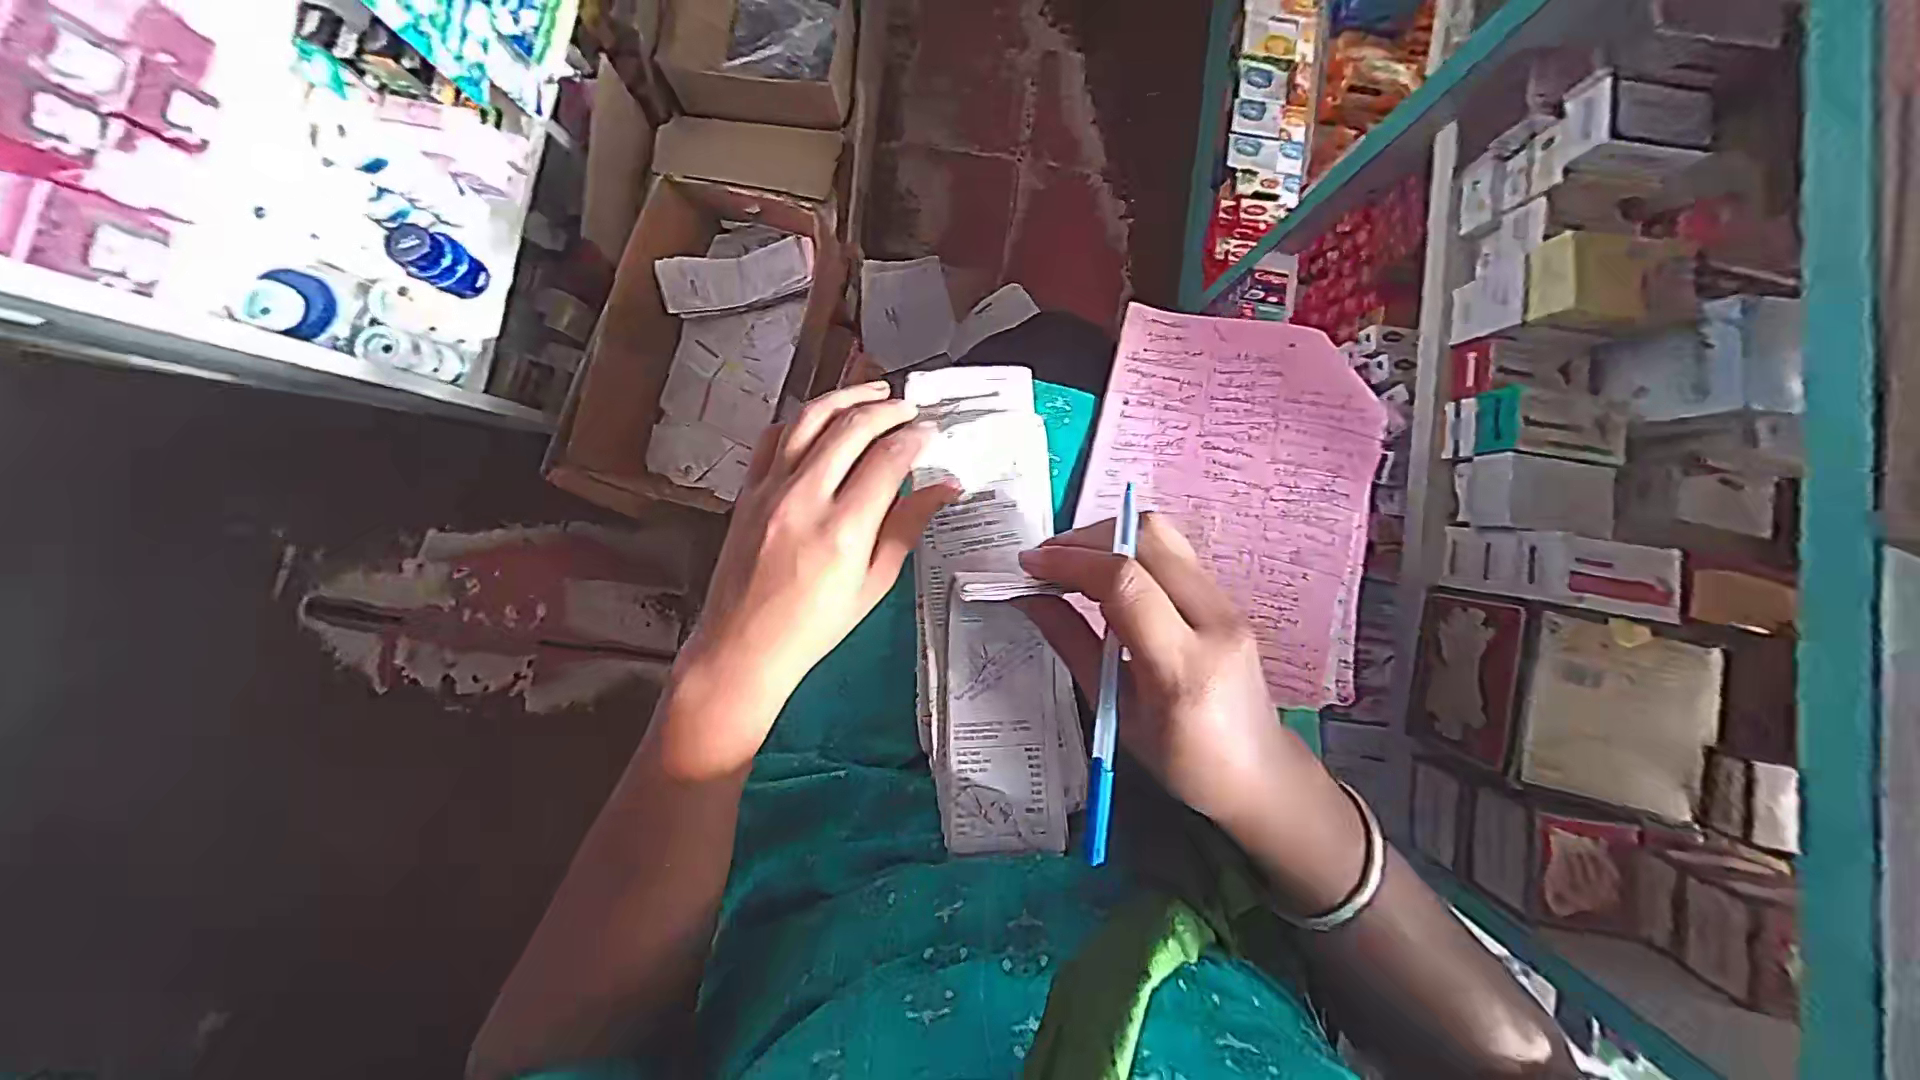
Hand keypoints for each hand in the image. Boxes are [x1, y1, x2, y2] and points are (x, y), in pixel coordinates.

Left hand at [667, 382, 959, 771]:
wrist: (744, 646)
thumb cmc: (812, 626)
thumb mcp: (874, 583)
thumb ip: (907, 526)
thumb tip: (942, 489)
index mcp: (843, 530)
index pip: (888, 458)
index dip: (915, 437)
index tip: (929, 433)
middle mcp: (804, 500)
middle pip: (852, 426)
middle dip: (888, 408)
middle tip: (909, 409)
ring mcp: (770, 491)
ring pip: (810, 418)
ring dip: (846, 397)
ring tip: (872, 391)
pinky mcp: (748, 491)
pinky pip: (774, 437)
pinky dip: (802, 419)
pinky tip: (821, 418)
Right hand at [1012, 514, 1299, 824]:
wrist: (1260, 773)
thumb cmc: (1182, 761)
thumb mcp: (1116, 710)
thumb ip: (1073, 645)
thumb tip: (1031, 598)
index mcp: (1183, 665)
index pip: (1126, 582)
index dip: (1071, 561)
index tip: (1030, 564)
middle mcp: (1215, 621)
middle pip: (1149, 538)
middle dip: (1087, 538)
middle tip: (1047, 559)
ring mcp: (1229, 605)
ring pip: (1163, 536)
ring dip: (1108, 537)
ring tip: (1070, 563)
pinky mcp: (1228, 598)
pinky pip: (1172, 554)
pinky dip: (1128, 550)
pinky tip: (1103, 575)